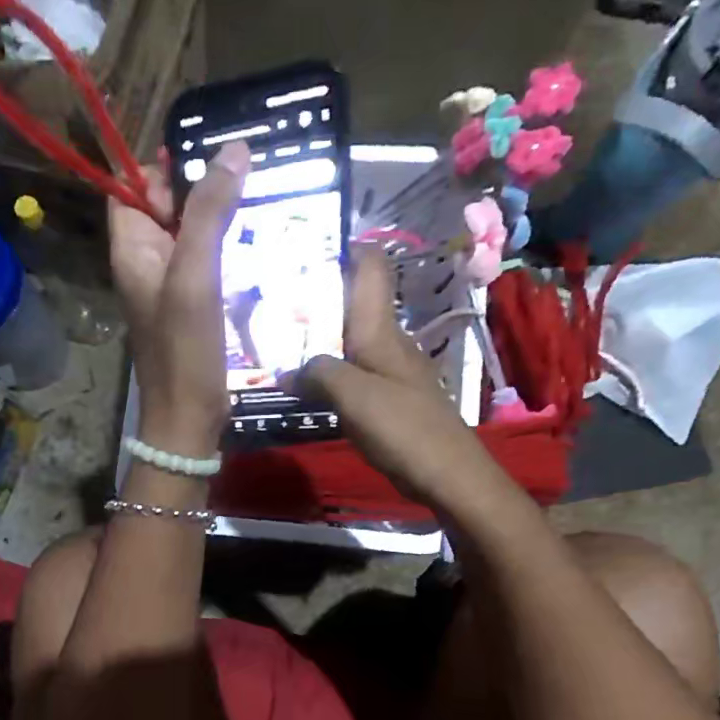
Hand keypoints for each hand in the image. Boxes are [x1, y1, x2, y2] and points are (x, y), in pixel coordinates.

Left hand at [108, 142, 250, 452]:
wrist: (190, 420)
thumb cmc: (185, 351)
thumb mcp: (194, 276)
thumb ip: (209, 213)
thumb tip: (234, 150)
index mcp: (132, 250)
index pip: (129, 188)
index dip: (159, 167)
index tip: (204, 154)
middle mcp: (148, 264)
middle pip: (166, 209)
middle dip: (201, 188)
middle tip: (248, 171)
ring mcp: (174, 289)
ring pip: (194, 237)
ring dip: (222, 219)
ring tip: (263, 199)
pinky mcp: (198, 310)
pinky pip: (211, 266)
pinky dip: (232, 251)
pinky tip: (262, 246)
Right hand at [300, 252, 511, 514]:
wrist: (449, 475)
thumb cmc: (404, 428)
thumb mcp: (353, 395)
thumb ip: (318, 373)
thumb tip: (286, 371)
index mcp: (382, 330)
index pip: (371, 267)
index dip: (345, 247)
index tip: (306, 244)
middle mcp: (389, 343)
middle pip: (354, 305)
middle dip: (317, 298)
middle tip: (271, 300)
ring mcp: (393, 373)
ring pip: (352, 343)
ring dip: (320, 340)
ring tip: (278, 342)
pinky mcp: (392, 402)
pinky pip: (355, 376)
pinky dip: (330, 374)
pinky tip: (308, 387)